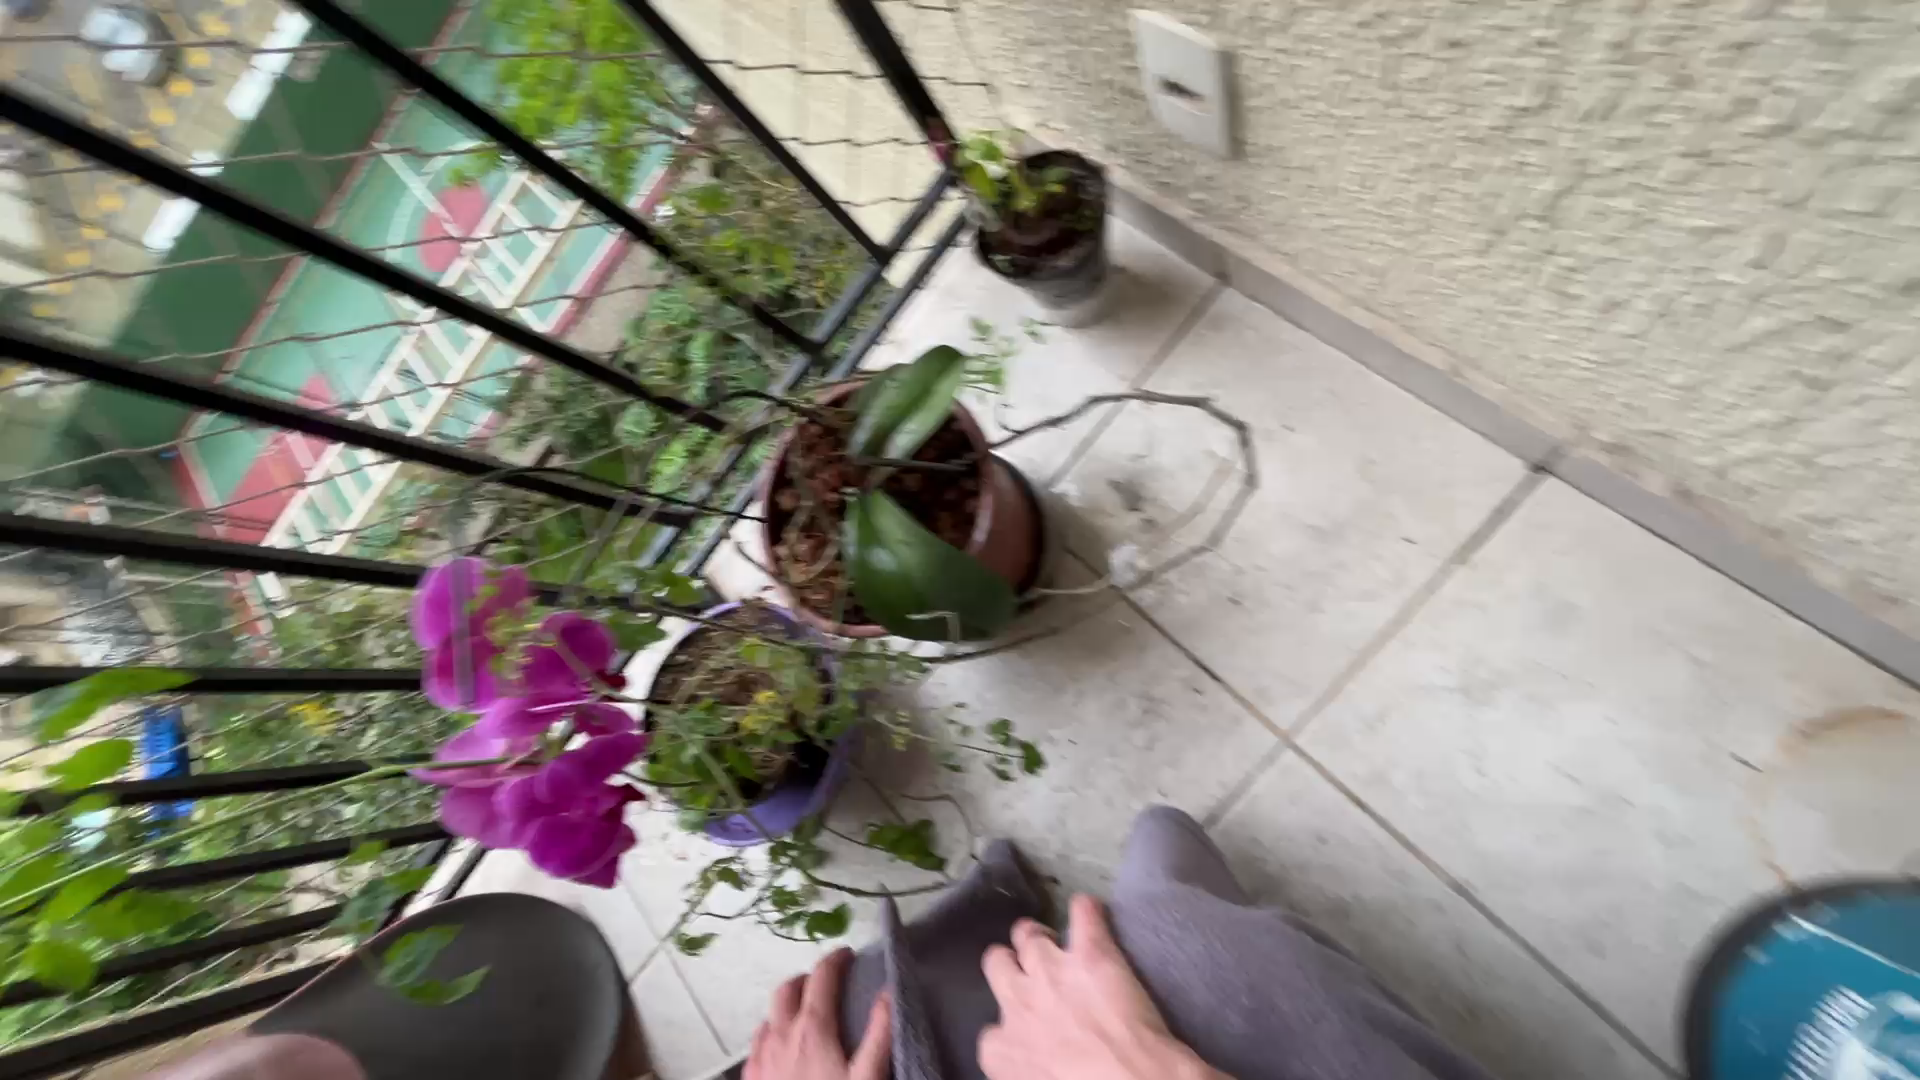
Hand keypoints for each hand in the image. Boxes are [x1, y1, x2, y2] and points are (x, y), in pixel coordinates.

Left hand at [746, 947, 891, 1079]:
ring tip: (805, 1015)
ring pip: (769, 1017)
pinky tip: (781, 1051)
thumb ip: (879, 1033)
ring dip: (787, 1007)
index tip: (848, 956)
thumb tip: (888, 991)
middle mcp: (780, 1036)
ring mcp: (760, 1061)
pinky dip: (771, 1035)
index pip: (821, 977)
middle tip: (827, 982)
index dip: (835, 960)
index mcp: (812, 1029)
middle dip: (807, 978)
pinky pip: (756, 1046)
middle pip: (787, 990)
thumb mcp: (866, 1079)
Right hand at [979, 895, 1222, 1079]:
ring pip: (1029, 935)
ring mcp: (1052, 971)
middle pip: (998, 963)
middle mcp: (1019, 1003)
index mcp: (1004, 1051)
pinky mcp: (1090, 953)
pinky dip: (1087, 910)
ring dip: (1039, 937)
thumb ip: (1024, 1069)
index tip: (1026, 1034)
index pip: (992, 1035)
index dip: (1010, 1029)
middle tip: (1032, 973)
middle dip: (1010, 962)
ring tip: (1054, 941)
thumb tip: (1036, 1064)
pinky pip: (1083, 915)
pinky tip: (1089, 909)